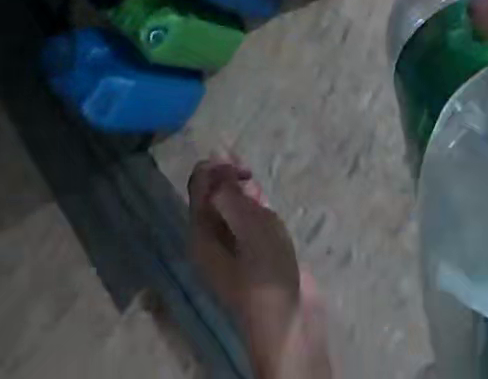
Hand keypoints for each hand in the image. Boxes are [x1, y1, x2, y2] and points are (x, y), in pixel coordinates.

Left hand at [188, 158, 331, 378]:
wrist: (288, 323)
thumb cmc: (266, 274)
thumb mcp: (249, 228)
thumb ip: (230, 196)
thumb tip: (215, 164)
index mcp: (202, 234)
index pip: (199, 186)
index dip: (218, 166)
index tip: (245, 167)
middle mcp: (210, 240)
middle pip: (211, 195)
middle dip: (226, 173)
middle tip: (249, 165)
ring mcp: (231, 249)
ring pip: (229, 206)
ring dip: (239, 187)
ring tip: (254, 176)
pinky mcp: (251, 255)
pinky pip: (244, 220)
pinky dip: (252, 204)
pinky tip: (264, 198)